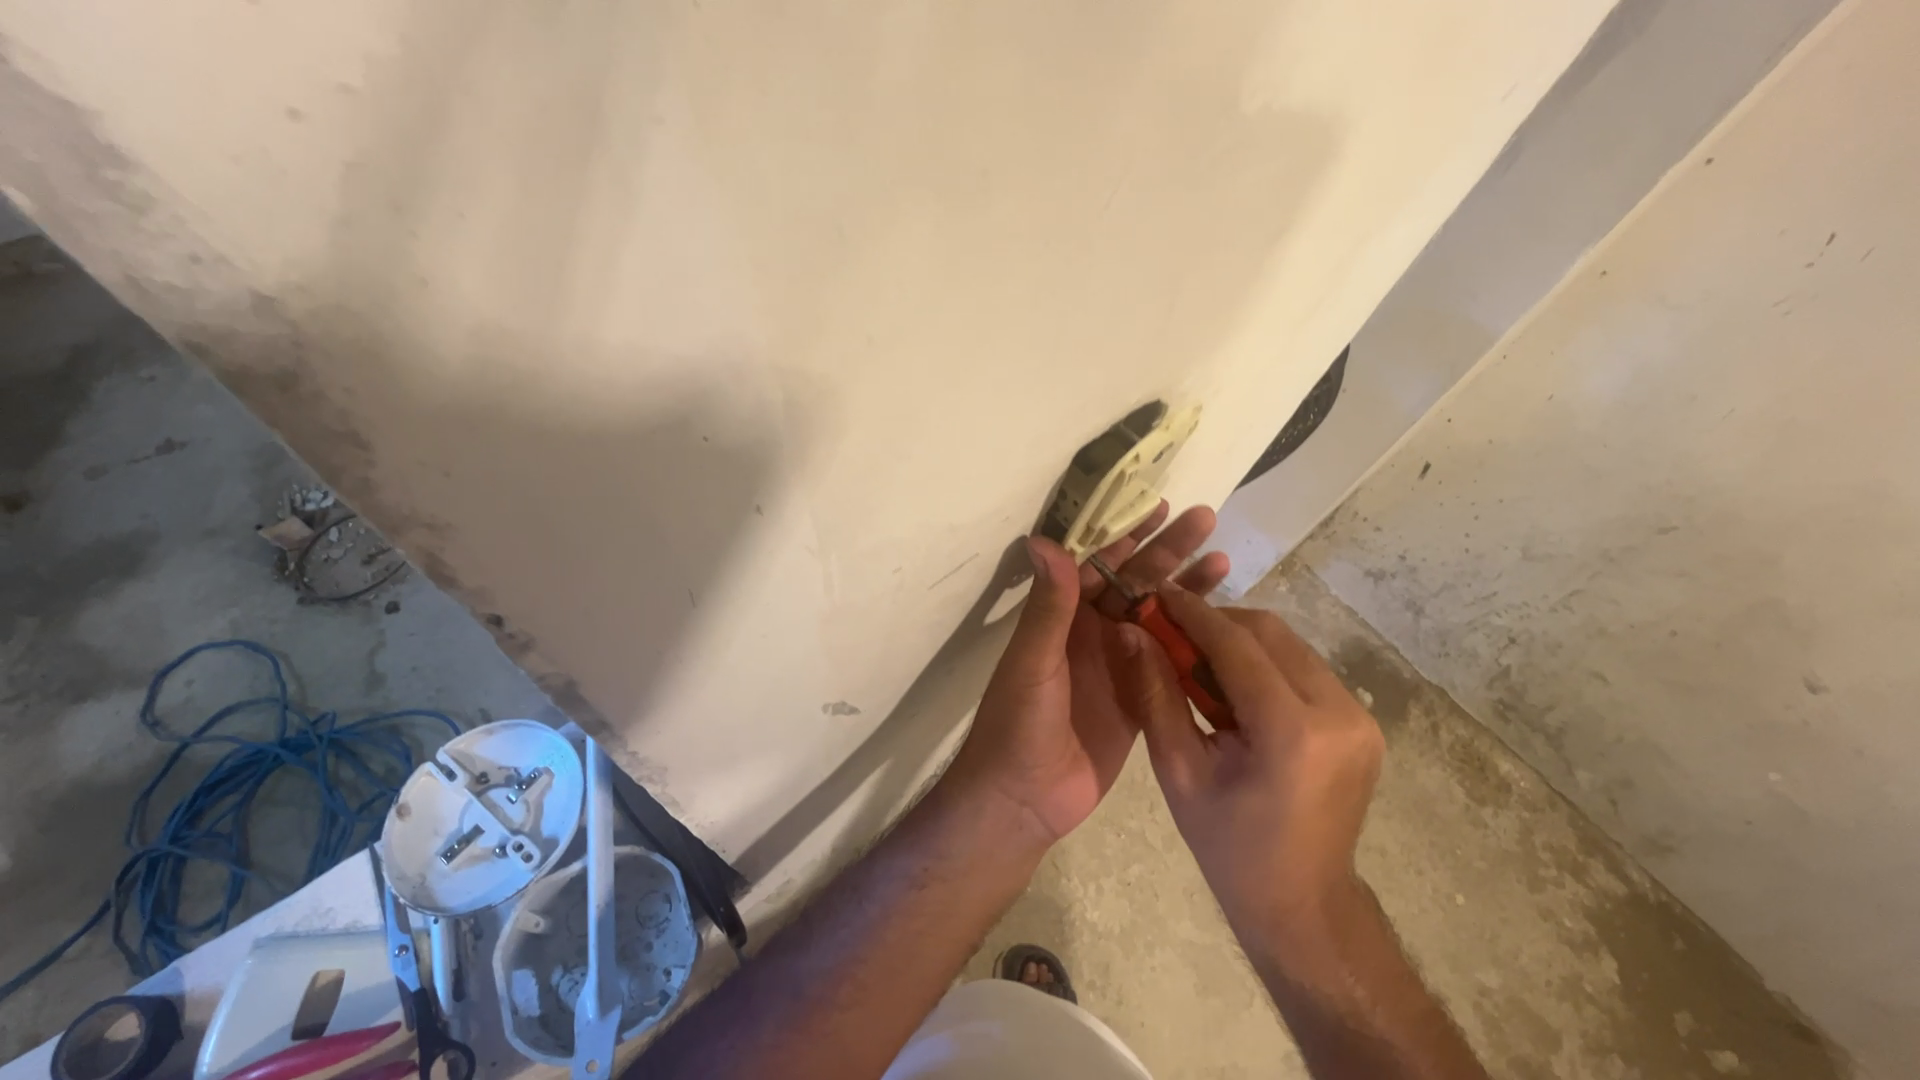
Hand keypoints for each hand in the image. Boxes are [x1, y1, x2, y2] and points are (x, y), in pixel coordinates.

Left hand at [939, 502, 1229, 847]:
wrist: (1024, 799)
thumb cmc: (1019, 725)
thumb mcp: (1034, 660)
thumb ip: (1049, 606)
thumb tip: (1043, 539)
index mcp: (1061, 620)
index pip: (1098, 566)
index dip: (1126, 537)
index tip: (1159, 507)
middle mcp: (1090, 635)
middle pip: (1135, 585)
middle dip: (1167, 553)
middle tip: (1206, 521)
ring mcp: (1117, 667)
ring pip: (1157, 618)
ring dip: (1186, 591)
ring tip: (1223, 560)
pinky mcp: (1139, 700)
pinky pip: (1169, 663)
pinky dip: (1193, 642)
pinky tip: (1223, 624)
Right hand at [1124, 586, 1384, 941]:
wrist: (1302, 901)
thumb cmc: (1228, 846)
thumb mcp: (1178, 772)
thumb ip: (1156, 695)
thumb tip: (1131, 633)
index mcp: (1291, 732)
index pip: (1237, 646)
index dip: (1193, 613)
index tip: (1157, 593)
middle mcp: (1338, 712)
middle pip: (1270, 633)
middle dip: (1217, 622)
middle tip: (1172, 630)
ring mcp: (1360, 716)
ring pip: (1291, 645)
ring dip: (1242, 641)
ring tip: (1199, 660)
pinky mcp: (1364, 722)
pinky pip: (1307, 669)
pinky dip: (1267, 664)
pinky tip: (1236, 687)